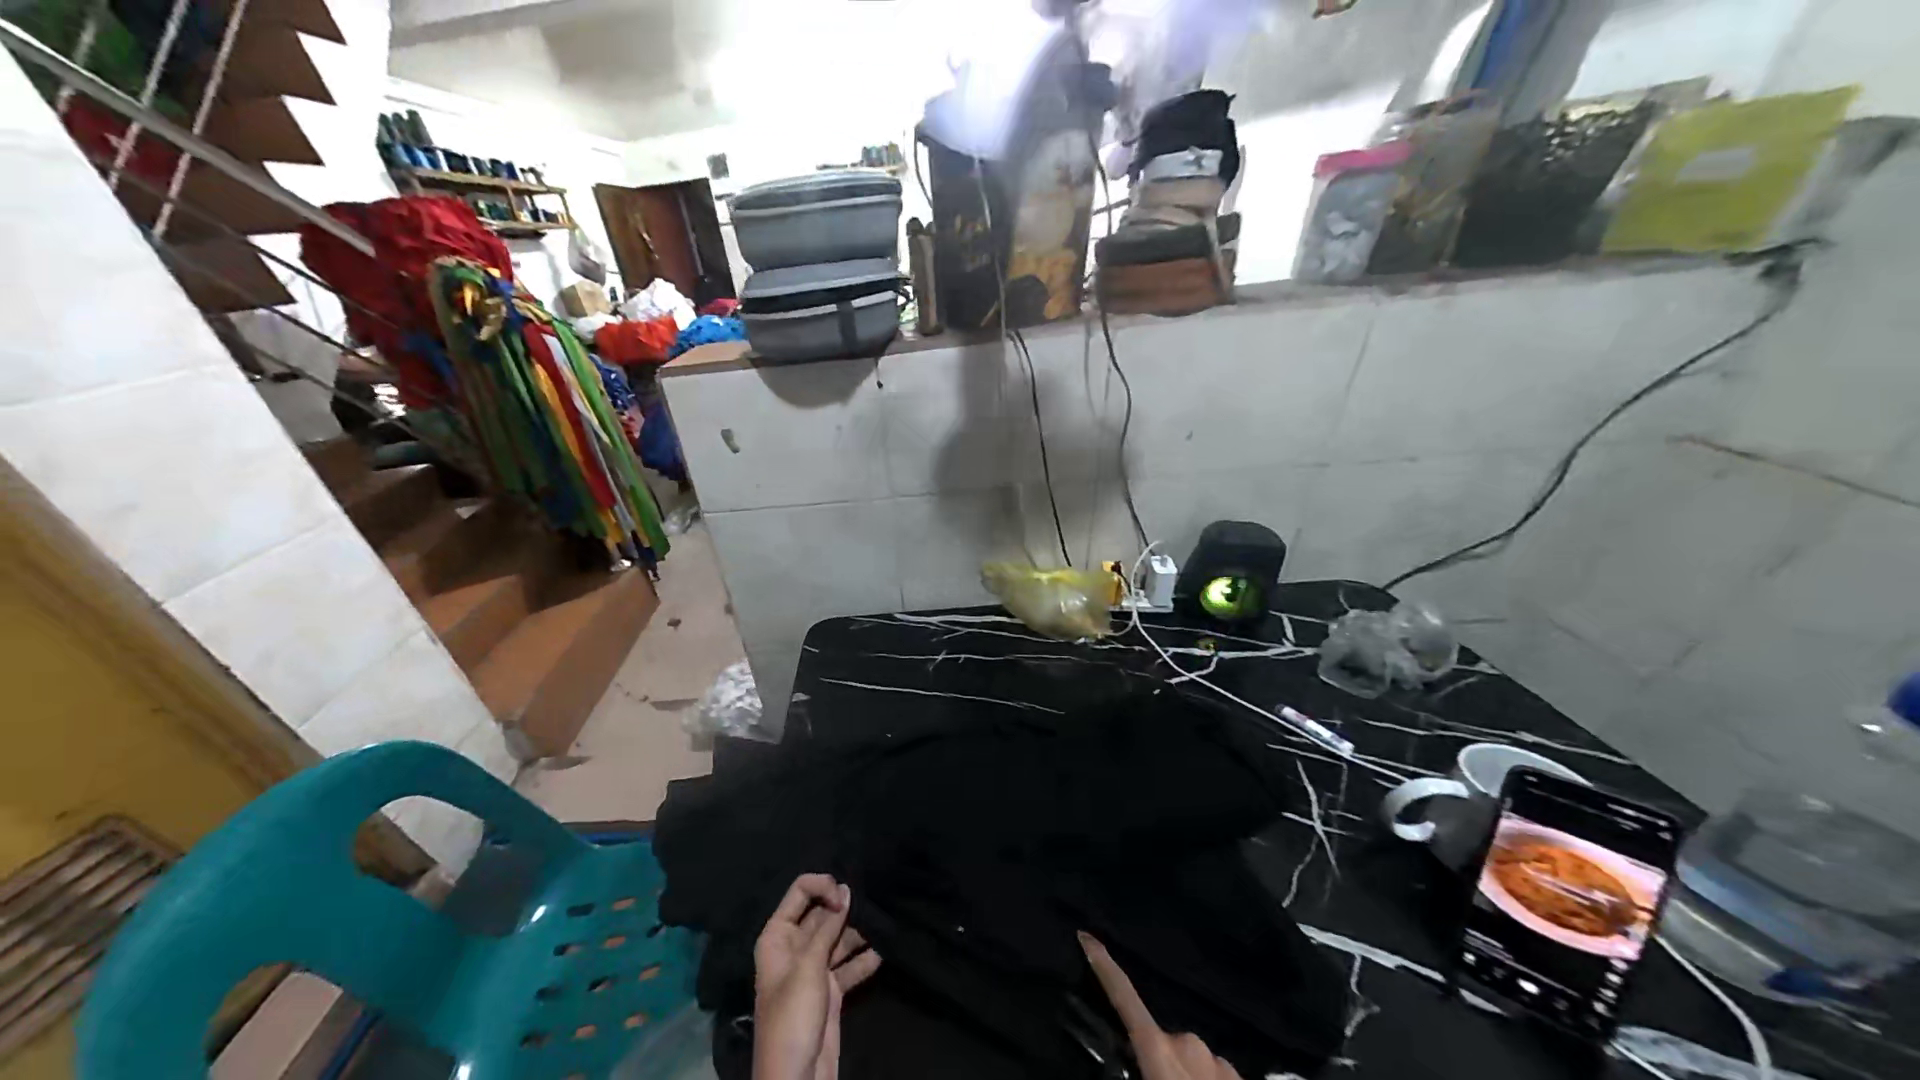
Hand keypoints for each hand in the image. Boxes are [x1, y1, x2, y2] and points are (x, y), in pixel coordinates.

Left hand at [753, 874, 881, 1079]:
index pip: (800, 892)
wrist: (795, 1078)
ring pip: (838, 938)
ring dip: (859, 932)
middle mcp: (794, 947)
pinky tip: (883, 951)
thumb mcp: (808, 967)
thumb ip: (827, 927)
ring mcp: (813, 970)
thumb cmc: (792, 1016)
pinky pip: (849, 965)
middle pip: (822, 914)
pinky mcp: (830, 990)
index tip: (845, 896)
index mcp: (778, 936)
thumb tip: (845, 889)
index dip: (823, 887)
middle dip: (846, 907)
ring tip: (884, 922)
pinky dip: (865, 959)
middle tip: (874, 902)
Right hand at [1079, 931, 1244, 1079]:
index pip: (1124, 997)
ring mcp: (1221, 1062)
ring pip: (1189, 1061)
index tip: (1086, 934)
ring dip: (1182, 1078)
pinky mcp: (1243, 1079)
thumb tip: (1133, 1060)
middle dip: (1154, 1061)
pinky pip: (1213, 1075)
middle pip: (1159, 1041)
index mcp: (1159, 1052)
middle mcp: (1189, 1045)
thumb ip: (1135, 1069)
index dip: (1104, 965)